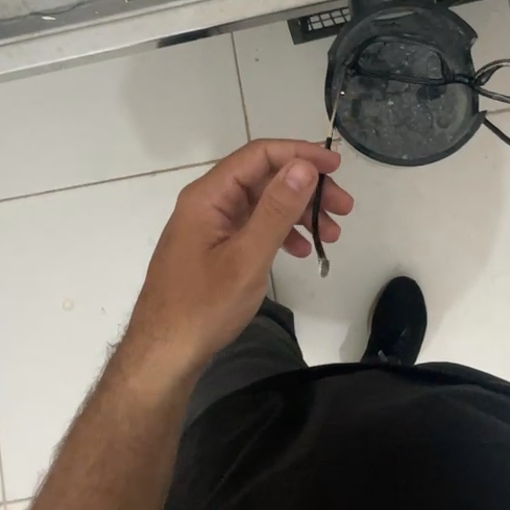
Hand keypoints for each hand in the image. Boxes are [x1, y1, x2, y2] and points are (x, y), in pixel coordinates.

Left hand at [125, 140, 352, 375]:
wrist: (164, 355)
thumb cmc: (203, 306)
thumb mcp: (247, 257)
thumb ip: (277, 209)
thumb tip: (303, 166)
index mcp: (208, 196)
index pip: (259, 155)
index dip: (300, 154)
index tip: (337, 167)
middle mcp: (208, 202)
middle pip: (264, 177)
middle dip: (306, 188)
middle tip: (345, 208)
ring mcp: (210, 226)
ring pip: (262, 203)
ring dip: (299, 212)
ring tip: (333, 235)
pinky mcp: (215, 247)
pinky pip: (254, 227)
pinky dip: (281, 233)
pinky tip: (302, 250)